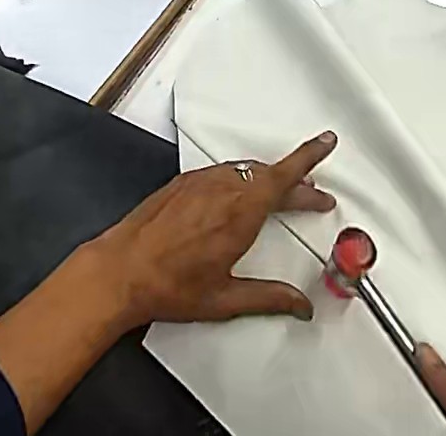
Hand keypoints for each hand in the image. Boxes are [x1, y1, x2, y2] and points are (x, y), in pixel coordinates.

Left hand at [91, 131, 338, 326]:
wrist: (120, 270)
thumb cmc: (166, 284)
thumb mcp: (226, 299)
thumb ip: (269, 297)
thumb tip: (298, 303)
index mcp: (236, 215)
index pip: (281, 178)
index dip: (307, 158)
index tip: (325, 142)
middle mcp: (218, 191)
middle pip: (268, 175)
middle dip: (297, 182)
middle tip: (316, 197)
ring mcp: (197, 184)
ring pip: (244, 171)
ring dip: (269, 179)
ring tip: (285, 195)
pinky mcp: (181, 183)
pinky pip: (221, 172)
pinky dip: (242, 178)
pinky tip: (244, 195)